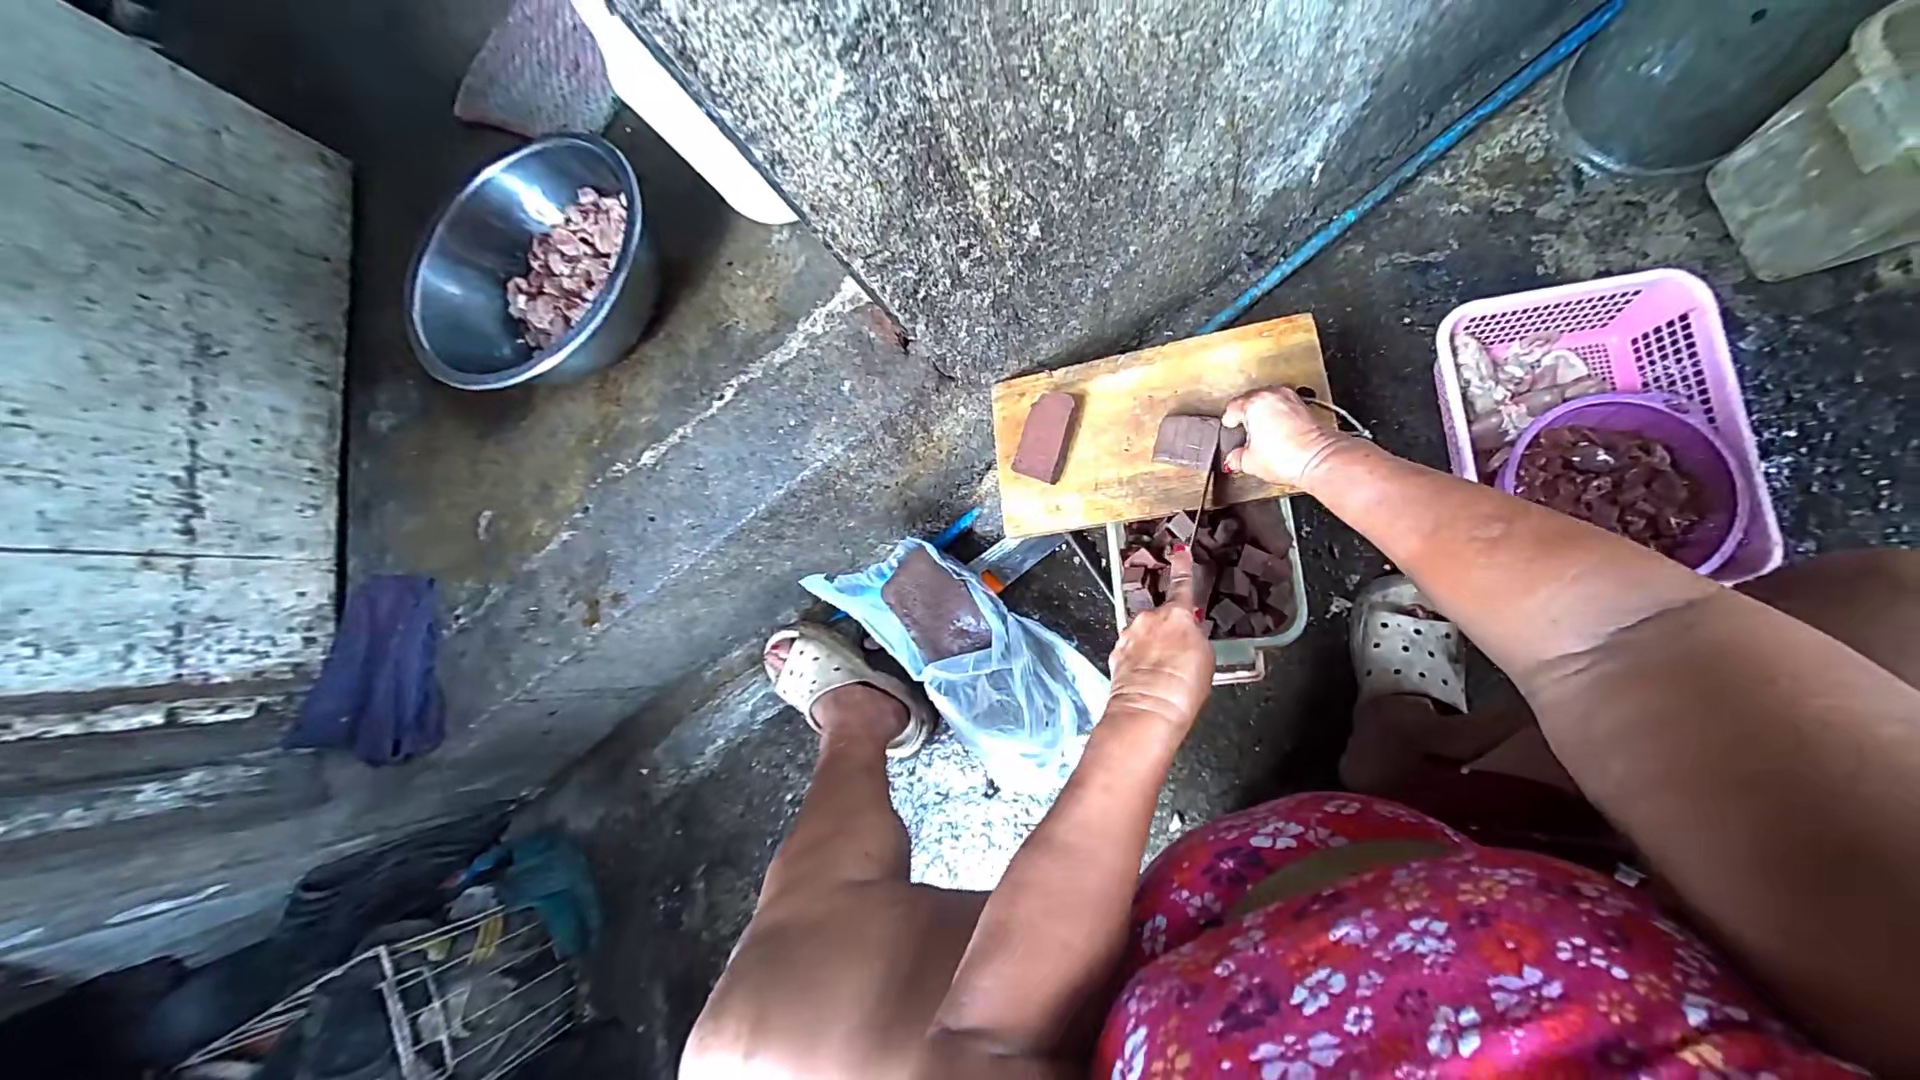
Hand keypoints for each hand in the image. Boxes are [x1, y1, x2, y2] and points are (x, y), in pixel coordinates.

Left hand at [1107, 545, 1213, 735]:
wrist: (1148, 711)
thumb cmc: (1182, 688)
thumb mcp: (1207, 657)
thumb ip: (1196, 636)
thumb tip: (1189, 634)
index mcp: (1176, 615)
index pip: (1182, 584)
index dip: (1182, 568)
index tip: (1179, 553)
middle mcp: (1148, 619)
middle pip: (1161, 617)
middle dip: (1168, 632)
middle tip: (1179, 657)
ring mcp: (1129, 635)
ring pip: (1145, 635)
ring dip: (1153, 648)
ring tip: (1164, 674)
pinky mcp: (1117, 652)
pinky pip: (1132, 650)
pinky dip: (1139, 660)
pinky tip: (1148, 677)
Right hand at [1222, 387, 1349, 489]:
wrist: (1318, 460)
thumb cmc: (1287, 456)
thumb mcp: (1249, 462)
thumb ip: (1235, 457)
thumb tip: (1233, 458)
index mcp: (1253, 403)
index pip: (1232, 407)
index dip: (1229, 421)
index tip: (1230, 428)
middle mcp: (1272, 395)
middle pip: (1250, 400)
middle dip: (1245, 414)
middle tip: (1242, 431)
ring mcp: (1290, 399)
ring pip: (1269, 400)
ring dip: (1263, 412)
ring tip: (1260, 431)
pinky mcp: (1305, 407)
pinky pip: (1284, 406)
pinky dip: (1279, 415)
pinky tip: (1277, 431)